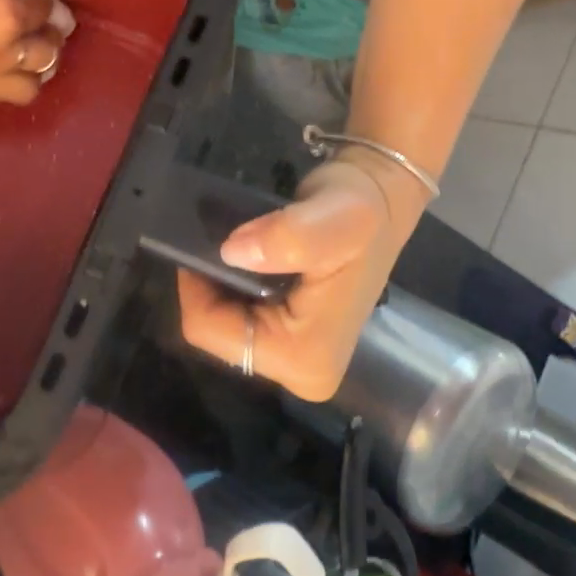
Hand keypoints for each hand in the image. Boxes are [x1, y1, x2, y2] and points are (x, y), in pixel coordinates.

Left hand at [176, 153, 430, 400]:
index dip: (196, 284)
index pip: (208, 330)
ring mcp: (295, 360)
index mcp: (305, 360)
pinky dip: (231, 287)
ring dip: (221, 284)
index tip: (213, 241)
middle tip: (234, 242)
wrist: (378, 201)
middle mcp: (300, 374)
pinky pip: (235, 319)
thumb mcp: (338, 218)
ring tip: (242, 247)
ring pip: (220, 324)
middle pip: (212, 332)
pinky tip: (248, 259)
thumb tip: (232, 253)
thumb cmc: (360, 209)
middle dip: (211, 285)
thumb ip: (290, 238)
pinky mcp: (291, 342)